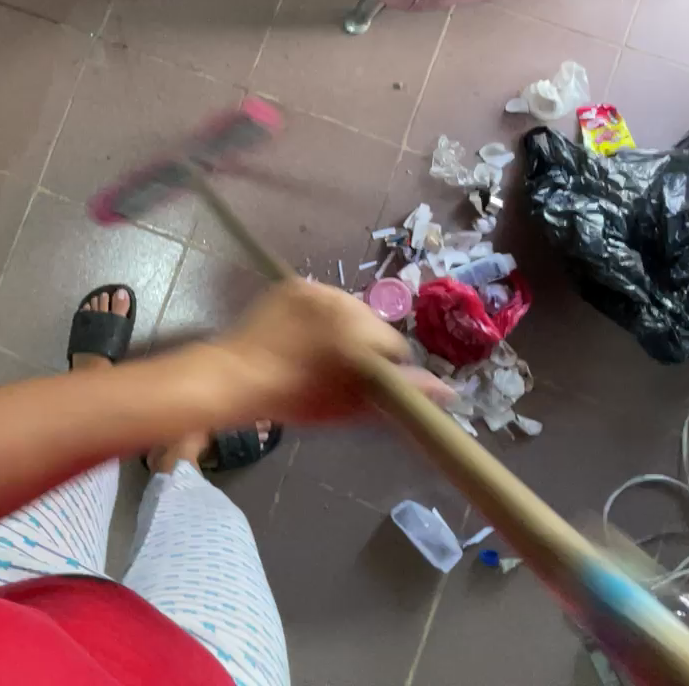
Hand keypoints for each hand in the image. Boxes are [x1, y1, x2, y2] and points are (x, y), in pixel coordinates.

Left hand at [207, 279, 450, 422]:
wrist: (239, 375)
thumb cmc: (296, 397)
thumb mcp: (352, 404)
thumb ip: (403, 393)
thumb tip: (448, 392)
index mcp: (364, 331)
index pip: (396, 348)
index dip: (383, 370)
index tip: (363, 385)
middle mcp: (346, 301)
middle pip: (372, 324)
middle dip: (363, 344)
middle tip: (337, 370)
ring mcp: (317, 289)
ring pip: (347, 310)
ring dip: (341, 327)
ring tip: (317, 351)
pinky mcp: (294, 284)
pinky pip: (320, 300)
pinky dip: (317, 314)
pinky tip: (301, 334)